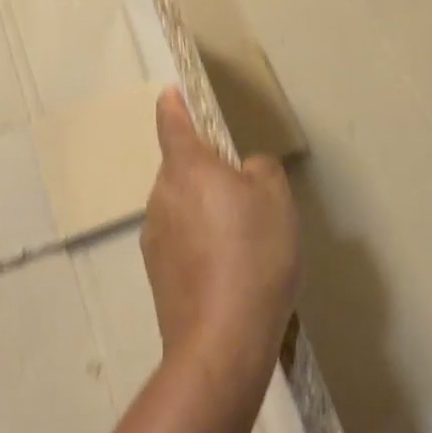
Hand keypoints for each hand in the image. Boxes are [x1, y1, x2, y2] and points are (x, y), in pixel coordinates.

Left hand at [140, 87, 299, 374]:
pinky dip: (201, 245)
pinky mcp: (158, 274)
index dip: (175, 102)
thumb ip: (261, 169)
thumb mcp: (277, 200)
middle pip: (181, 168)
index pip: (172, 121)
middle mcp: (161, 196)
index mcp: (187, 168)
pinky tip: (231, 271)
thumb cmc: (254, 256)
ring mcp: (154, 237)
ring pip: (182, 207)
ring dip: (205, 210)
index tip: (176, 92)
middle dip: (207, 170)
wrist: (221, 341)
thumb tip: (245, 170)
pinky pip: (182, 242)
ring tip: (245, 240)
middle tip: (247, 190)